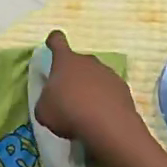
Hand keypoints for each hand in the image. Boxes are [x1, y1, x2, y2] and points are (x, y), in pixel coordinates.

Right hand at [33, 31, 146, 160]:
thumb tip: (50, 102)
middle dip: (73, 75)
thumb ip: (46, 101)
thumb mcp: (44, 110)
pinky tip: (101, 116)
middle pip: (79, 62)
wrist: (107, 125)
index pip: (57, 41)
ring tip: (85, 110)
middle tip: (68, 96)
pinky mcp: (123, 88)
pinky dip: (105, 100)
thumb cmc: (68, 111)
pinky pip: (110, 90)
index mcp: (66, 61)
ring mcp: (108, 73)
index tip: (52, 45)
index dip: (54, 41)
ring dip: (90, 88)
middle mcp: (88, 62)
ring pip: (96, 76)